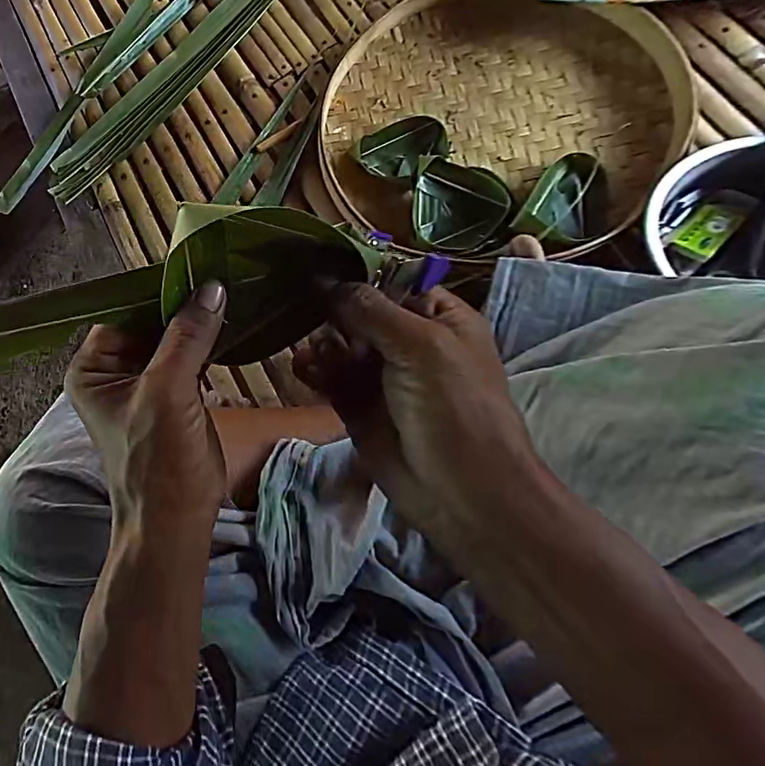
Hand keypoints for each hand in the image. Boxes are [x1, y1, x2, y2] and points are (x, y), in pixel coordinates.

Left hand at [67, 281, 227, 525]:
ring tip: (225, 307)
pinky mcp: (169, 398)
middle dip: (181, 313)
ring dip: (196, 331)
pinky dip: (204, 352)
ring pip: (171, 342)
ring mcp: (141, 385)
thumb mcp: (168, 391)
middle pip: (149, 326)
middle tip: (217, 286)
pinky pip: (186, 361)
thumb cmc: (158, 461)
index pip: (123, 314)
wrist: (176, 521)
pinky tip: (224, 341)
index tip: (194, 273)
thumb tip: (210, 288)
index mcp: (92, 368)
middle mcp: (111, 373)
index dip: (156, 296)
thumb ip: (187, 337)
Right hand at [293, 283, 538, 537]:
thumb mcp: (421, 346)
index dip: (358, 277)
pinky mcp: (355, 403)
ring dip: (319, 343)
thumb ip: (372, 310)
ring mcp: (379, 373)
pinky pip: (326, 374)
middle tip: (319, 324)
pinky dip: (312, 368)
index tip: (320, 273)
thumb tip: (329, 282)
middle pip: (356, 311)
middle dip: (332, 314)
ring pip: (336, 342)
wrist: (459, 493)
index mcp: (438, 317)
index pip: (391, 282)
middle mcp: (407, 340)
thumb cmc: (454, 408)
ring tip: (312, 355)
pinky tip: (305, 370)